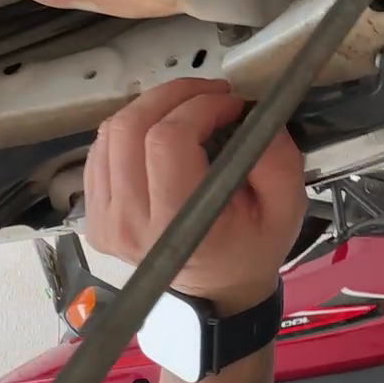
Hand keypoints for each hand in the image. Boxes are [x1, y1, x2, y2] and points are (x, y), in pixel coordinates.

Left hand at [84, 78, 306, 314]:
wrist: (219, 288)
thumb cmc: (253, 247)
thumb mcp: (287, 207)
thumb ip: (277, 159)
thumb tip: (252, 116)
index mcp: (180, 224)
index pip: (167, 140)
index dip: (200, 106)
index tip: (231, 104)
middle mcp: (132, 223)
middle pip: (131, 128)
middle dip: (174, 94)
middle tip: (210, 93)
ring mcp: (106, 220)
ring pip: (111, 132)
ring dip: (152, 106)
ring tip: (189, 106)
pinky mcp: (96, 215)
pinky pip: (101, 150)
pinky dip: (132, 127)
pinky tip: (162, 130)